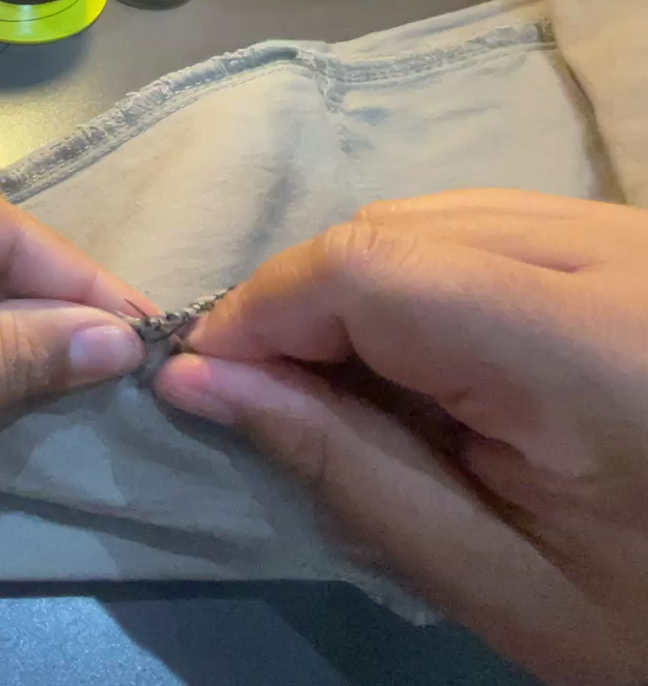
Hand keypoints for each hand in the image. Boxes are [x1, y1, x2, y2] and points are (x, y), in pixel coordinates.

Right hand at [154, 190, 647, 684]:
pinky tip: (426, 340)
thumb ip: (332, 459)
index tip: (211, 373)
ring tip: (350, 367)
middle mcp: (641, 269)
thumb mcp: (495, 578)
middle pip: (386, 231)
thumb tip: (187, 377)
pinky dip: (413, 268)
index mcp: (610, 359)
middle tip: (278, 384)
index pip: (367, 270)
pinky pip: (483, 219)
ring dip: (351, 284)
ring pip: (426, 213)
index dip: (261, 309)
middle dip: (297, 302)